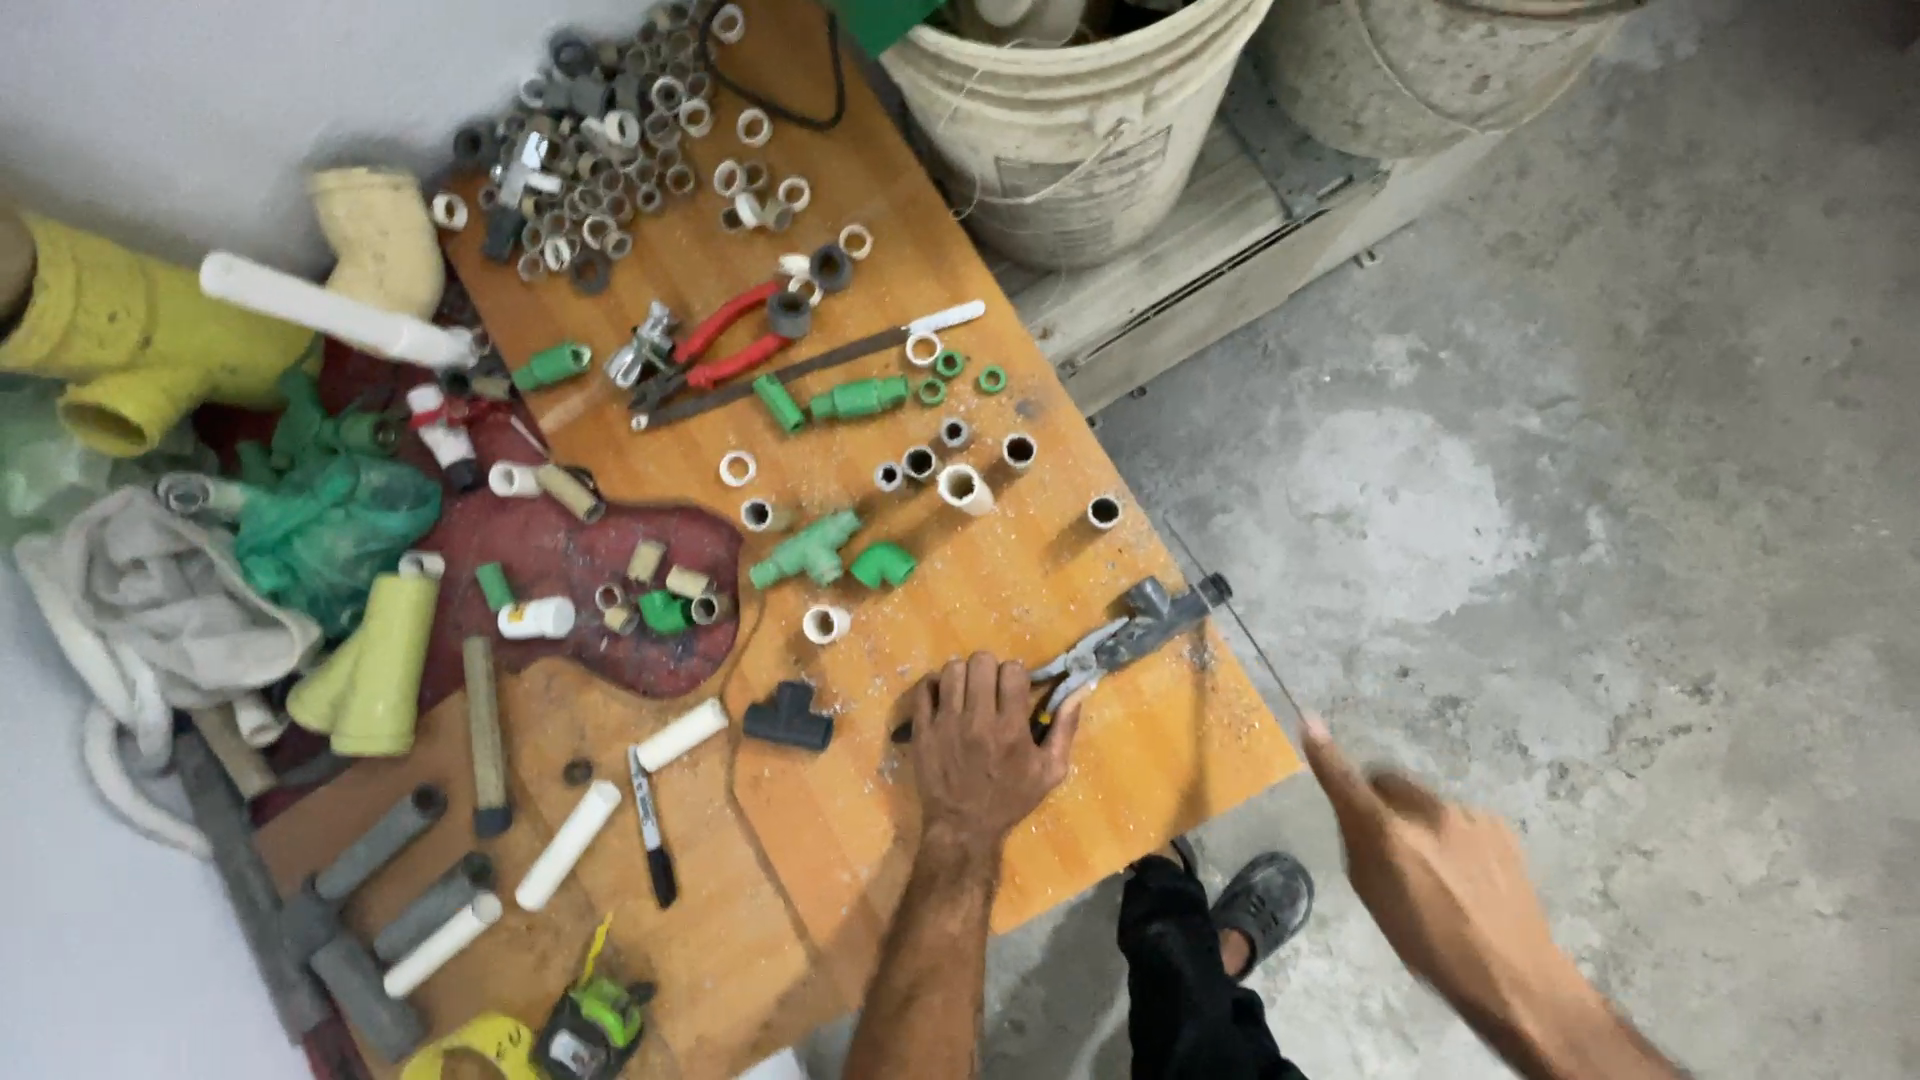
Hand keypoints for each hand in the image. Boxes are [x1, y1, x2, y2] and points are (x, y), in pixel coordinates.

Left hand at [909, 652, 1084, 861]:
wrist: (963, 827)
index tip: (1013, 687)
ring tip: (966, 691)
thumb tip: (1078, 690)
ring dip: (963, 675)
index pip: (1012, 670)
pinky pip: (924, 688)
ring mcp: (946, 724)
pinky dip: (934, 685)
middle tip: (989, 686)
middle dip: (989, 668)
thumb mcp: (1050, 771)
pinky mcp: (922, 730)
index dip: (1015, 673)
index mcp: (1011, 729)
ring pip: (952, 669)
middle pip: (981, 661)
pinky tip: (943, 696)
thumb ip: (1065, 728)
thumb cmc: (1011, 800)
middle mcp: (978, 721)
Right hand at [1300, 713, 1589, 1027]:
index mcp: (1390, 835)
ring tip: (1435, 868)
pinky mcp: (1498, 826)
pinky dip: (1449, 833)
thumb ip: (1358, 842)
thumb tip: (1351, 808)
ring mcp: (1469, 817)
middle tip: (1384, 839)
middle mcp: (1429, 814)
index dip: (1324, 753)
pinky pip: (1456, 816)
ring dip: (1417, 819)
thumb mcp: (1373, 897)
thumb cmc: (1428, 946)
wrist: (1517, 978)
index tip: (1308, 721)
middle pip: (1388, 782)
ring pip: (1423, 801)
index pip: (1347, 782)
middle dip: (1378, 799)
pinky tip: (1465, 871)